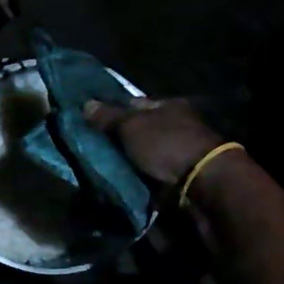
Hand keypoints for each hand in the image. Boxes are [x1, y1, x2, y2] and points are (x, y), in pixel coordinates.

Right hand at [83, 97, 225, 186]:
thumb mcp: (132, 126)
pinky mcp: (174, 170)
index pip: (132, 104)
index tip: (89, 121)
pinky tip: (117, 175)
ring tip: (99, 163)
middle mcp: (173, 123)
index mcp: (167, 105)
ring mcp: (174, 148)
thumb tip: (86, 103)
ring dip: (124, 156)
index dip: (111, 111)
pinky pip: (145, 168)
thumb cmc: (165, 144)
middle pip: (136, 128)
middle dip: (116, 136)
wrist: (198, 180)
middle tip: (90, 145)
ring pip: (139, 149)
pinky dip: (133, 171)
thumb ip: (108, 116)